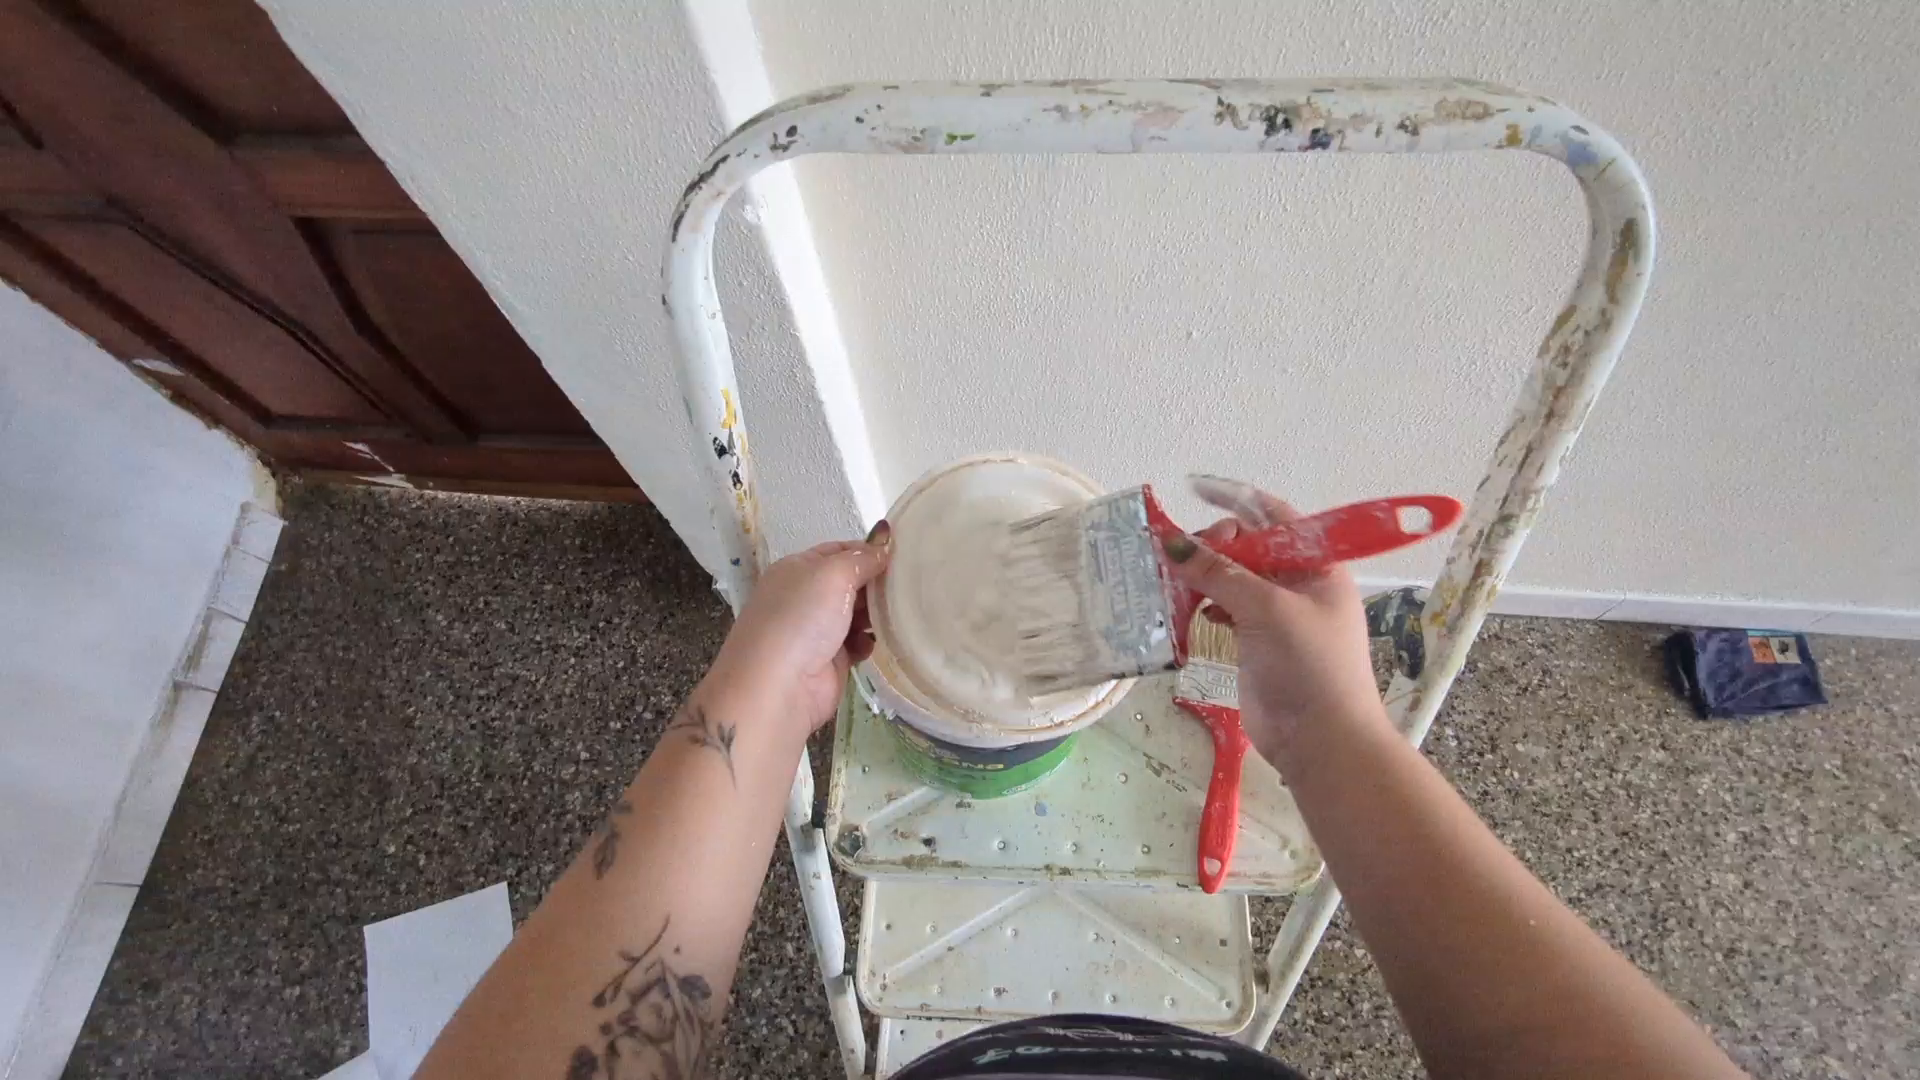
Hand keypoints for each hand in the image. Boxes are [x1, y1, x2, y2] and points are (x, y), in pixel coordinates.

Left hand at [704, 523, 891, 737]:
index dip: (868, 550)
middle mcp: (804, 597)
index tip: (901, 555)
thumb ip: (863, 557)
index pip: (838, 551)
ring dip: (877, 614)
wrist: (778, 687)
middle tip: (909, 584)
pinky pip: (857, 644)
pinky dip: (869, 642)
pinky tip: (876, 642)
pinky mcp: (829, 660)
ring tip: (899, 613)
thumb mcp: (833, 574)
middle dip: (877, 583)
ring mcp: (816, 630)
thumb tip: (886, 540)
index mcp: (797, 569)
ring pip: (857, 613)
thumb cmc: (802, 618)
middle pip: (850, 582)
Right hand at [1162, 478, 1391, 773]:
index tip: (1194, 490)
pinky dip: (1201, 602)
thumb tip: (1171, 542)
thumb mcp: (1266, 609)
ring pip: (1229, 576)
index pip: (1275, 515)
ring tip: (1170, 576)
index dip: (1236, 499)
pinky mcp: (1254, 638)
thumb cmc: (1309, 665)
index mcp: (1316, 564)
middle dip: (1211, 542)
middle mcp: (1296, 581)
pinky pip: (1222, 606)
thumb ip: (1218, 573)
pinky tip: (1183, 606)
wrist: (1321, 740)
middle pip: (1246, 544)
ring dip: (1200, 574)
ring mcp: (1274, 611)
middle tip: (1179, 553)